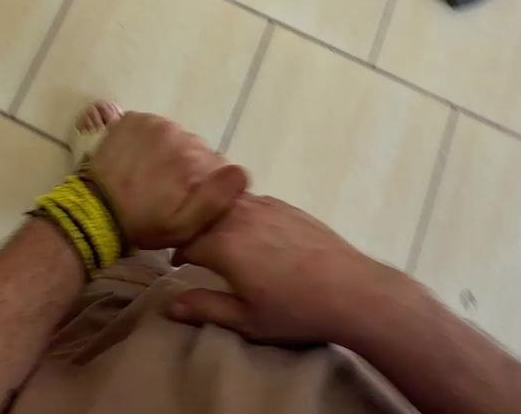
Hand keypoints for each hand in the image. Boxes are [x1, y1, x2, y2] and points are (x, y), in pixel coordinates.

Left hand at [88, 113, 248, 249]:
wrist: (95, 211)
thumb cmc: (144, 223)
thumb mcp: (185, 225)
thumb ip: (217, 198)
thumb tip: (242, 172)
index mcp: (193, 158)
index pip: (216, 164)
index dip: (205, 184)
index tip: (187, 198)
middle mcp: (177, 132)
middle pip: (195, 148)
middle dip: (188, 166)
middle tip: (167, 189)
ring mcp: (152, 121)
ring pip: (175, 136)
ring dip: (169, 151)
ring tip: (151, 174)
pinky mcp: (132, 118)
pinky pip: (152, 126)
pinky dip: (150, 140)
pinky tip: (139, 160)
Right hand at [168, 193, 406, 346]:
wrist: (350, 289)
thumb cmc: (295, 310)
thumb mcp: (247, 320)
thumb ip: (206, 308)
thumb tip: (170, 304)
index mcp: (224, 243)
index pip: (185, 239)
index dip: (176, 253)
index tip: (177, 266)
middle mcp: (239, 216)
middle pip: (204, 214)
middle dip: (194, 228)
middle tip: (193, 249)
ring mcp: (263, 205)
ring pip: (227, 203)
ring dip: (216, 216)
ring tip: (220, 237)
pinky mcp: (284, 204)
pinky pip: (250, 200)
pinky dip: (240, 211)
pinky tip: (251, 230)